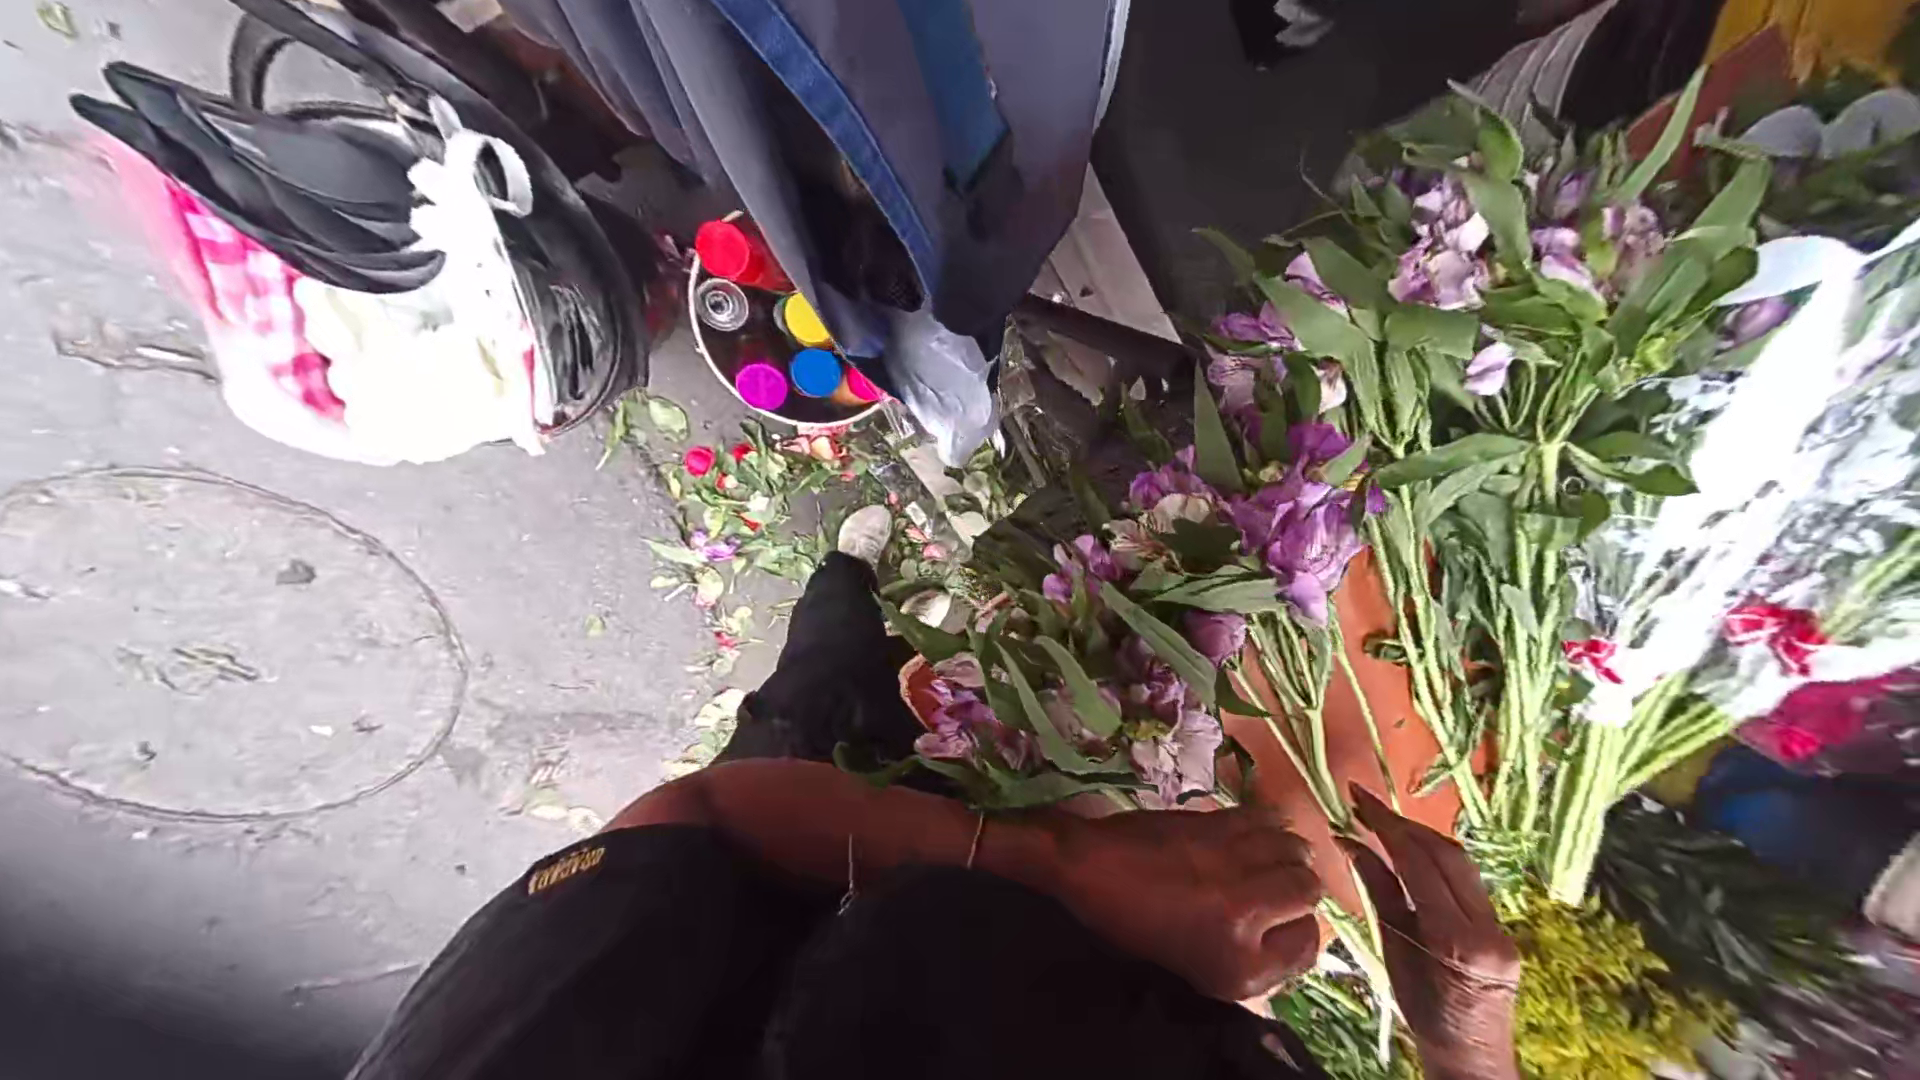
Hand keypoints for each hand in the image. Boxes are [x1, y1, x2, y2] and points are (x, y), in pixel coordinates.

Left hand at [1047, 805, 1323, 1000]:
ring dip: (1290, 850)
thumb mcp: (1203, 967)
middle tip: (1284, 883)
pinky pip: (1261, 819)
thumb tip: (1294, 925)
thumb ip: (1256, 955)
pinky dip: (1269, 821)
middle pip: (1307, 889)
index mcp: (1240, 965)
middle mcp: (1244, 913)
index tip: (1284, 916)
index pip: (1309, 943)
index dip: (1301, 927)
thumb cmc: (1136, 924)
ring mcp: (1228, 864)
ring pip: (1291, 847)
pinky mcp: (1210, 824)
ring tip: (1278, 854)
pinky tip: (1264, 825)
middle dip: (1302, 885)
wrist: (1090, 869)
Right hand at [1339, 786, 1520, 1079]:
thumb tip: (1350, 841)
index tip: (1356, 797)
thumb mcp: (1390, 947)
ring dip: (1419, 834)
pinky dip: (1433, 854)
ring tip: (1382, 819)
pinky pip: (1466, 877)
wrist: (1471, 1053)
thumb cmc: (1420, 1007)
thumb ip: (1378, 889)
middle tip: (1364, 801)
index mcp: (1456, 937)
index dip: (1386, 824)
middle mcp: (1488, 928)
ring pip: (1460, 861)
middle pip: (1446, 853)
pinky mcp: (1500, 927)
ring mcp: (1500, 927)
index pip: (1419, 862)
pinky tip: (1409, 847)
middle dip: (1402, 822)